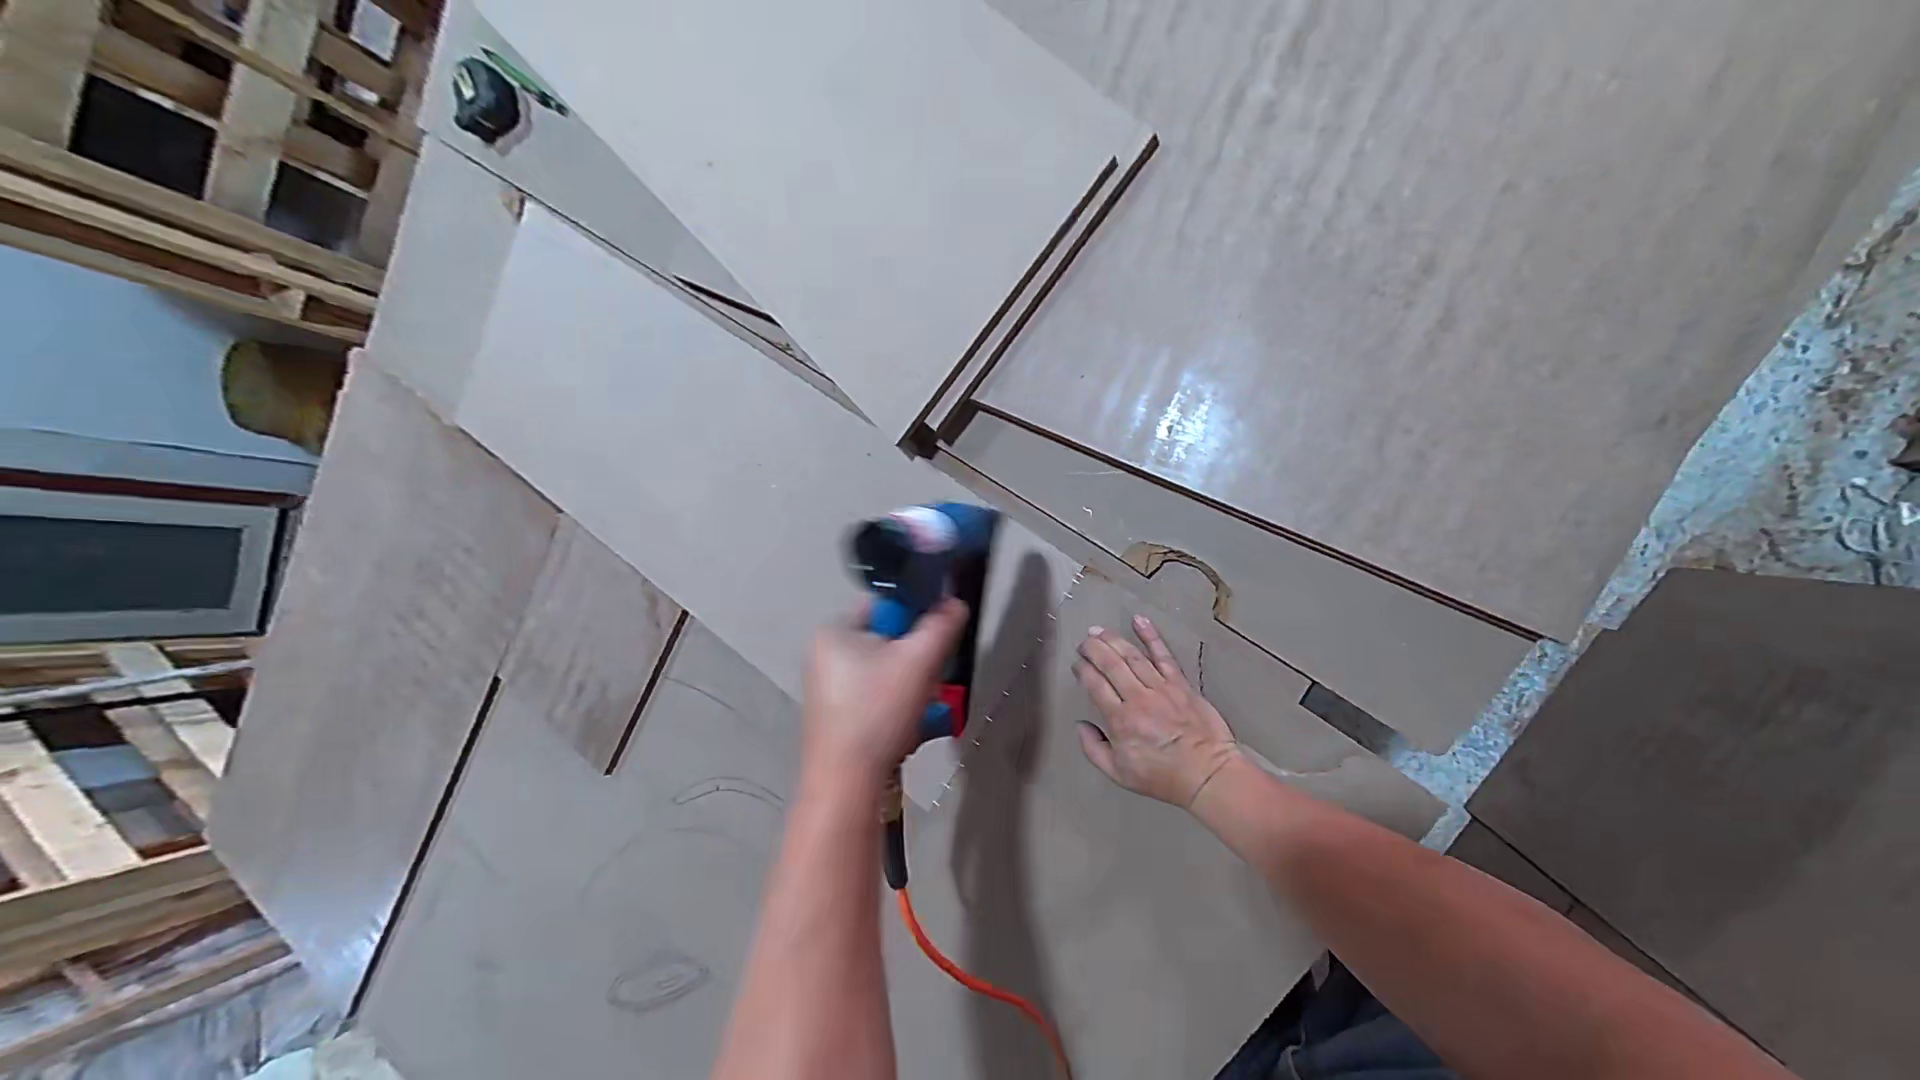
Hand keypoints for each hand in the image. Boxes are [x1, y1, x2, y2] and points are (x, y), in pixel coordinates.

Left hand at [801, 598, 969, 787]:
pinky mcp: (835, 717)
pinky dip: (895, 706)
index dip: (915, 620)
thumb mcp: (918, 661)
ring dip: (910, 686)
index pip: (886, 606)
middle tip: (930, 680)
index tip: (933, 644)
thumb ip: (941, 625)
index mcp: (833, 631)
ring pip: (885, 672)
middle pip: (888, 642)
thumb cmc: (877, 712)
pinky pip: (875, 697)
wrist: (847, 782)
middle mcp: (823, 655)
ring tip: (920, 708)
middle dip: (915, 660)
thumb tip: (955, 603)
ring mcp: (827, 689)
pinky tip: (906, 726)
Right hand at [1073, 615, 1240, 807]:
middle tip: (1084, 642)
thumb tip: (1082, 726)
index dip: (1083, 670)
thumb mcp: (1119, 773)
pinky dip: (1151, 636)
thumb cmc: (1163, 777)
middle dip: (1093, 648)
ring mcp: (1161, 688)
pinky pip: (1163, 655)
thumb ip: (1093, 748)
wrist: (1208, 774)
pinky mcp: (1181, 684)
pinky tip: (1139, 621)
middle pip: (1110, 664)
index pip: (1095, 685)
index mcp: (1120, 720)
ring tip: (1099, 631)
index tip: (1077, 664)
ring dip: (1114, 640)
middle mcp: (1138, 699)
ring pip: (1132, 656)